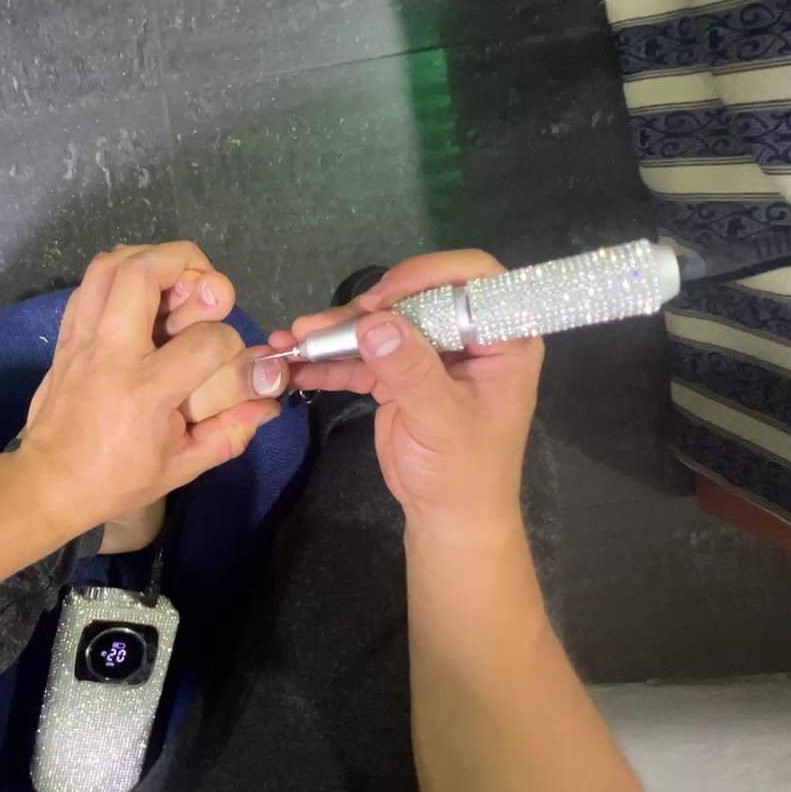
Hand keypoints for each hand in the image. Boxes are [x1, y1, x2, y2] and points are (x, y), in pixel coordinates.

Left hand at [20, 242, 283, 542]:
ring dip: (149, 259)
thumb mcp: (181, 466)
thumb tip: (269, 398)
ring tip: (174, 282)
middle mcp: (110, 354)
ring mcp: (82, 340)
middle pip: (144, 273)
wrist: (49, 483)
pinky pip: (89, 285)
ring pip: (109, 265)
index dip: (231, 343)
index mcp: (144, 391)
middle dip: (187, 264)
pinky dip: (118, 276)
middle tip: (205, 288)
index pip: (207, 340)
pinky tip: (139, 298)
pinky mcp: (65, 338)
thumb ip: (230, 431)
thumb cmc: (117, 479)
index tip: (227, 363)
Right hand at [270, 250, 541, 538]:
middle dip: (360, 311)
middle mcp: (463, 339)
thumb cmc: (464, 471)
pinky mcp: (395, 377)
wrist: (446, 515)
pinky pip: (358, 359)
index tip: (380, 298)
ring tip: (291, 341)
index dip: (427, 276)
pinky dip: (326, 363)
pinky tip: (294, 367)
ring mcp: (425, 357)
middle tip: (318, 326)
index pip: (472, 280)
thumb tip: (374, 325)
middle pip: (411, 301)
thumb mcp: (442, 421)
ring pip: (378, 328)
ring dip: (332, 335)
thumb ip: (410, 372)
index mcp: (499, 339)